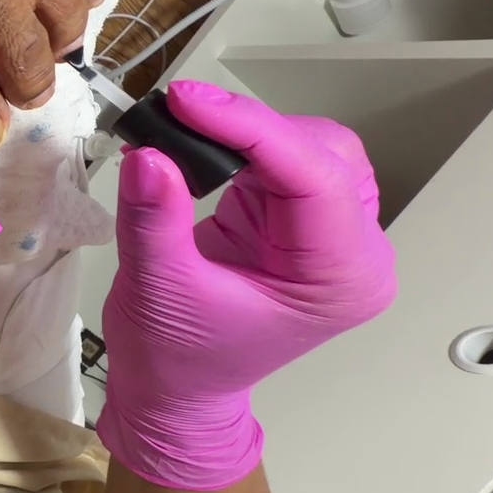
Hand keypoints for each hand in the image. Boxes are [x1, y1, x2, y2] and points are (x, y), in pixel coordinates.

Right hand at [100, 82, 395, 490]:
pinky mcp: (285, 229)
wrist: (173, 390)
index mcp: (336, 276)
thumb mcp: (157, 288)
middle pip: (321, 155)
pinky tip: (187, 151)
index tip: (187, 102)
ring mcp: (318, 239)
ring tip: (174, 131)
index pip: (313, 178)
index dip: (250, 129)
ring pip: (301, 154)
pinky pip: (271, 169)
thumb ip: (153, 219)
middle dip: (249, 128)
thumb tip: (148, 155)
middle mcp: (345, 252)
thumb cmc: (174, 357)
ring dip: (239, 136)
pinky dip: (228, 151)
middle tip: (174, 115)